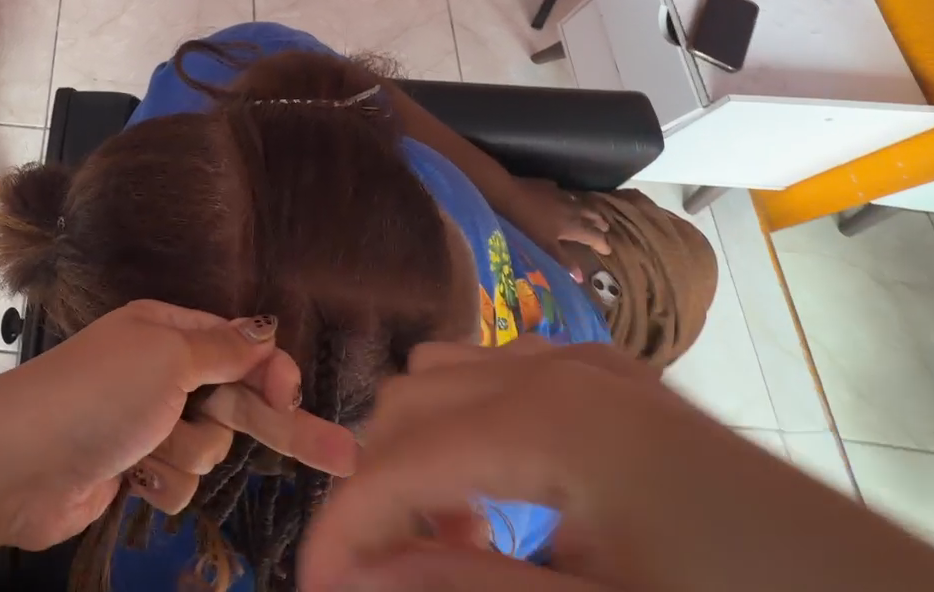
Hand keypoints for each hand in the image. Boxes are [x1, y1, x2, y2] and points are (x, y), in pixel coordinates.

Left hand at [0, 299, 357, 557]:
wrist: (20, 463)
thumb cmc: (96, 395)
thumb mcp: (166, 356)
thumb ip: (223, 347)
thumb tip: (263, 326)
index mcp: (166, 330)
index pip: (238, 345)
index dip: (269, 371)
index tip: (291, 395)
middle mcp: (159, 372)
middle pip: (237, 400)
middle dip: (281, 427)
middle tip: (343, 457)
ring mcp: (146, 423)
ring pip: (207, 448)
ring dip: (183, 453)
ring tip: (146, 447)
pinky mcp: (134, 469)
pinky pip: (178, 482)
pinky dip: (158, 481)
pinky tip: (129, 476)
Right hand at [297, 339, 933, 591]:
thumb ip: (464, 586)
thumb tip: (352, 579)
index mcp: (544, 419)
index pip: (397, 461)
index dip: (345, 527)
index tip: (316, 587)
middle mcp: (550, 366)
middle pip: (406, 403)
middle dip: (382, 487)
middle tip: (402, 572)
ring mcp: (587, 362)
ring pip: (444, 374)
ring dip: (423, 448)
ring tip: (458, 531)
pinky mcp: (617, 378)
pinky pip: (499, 371)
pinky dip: (470, 421)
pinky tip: (509, 489)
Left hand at [503, 178, 610, 262]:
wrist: (507, 193)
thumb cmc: (526, 223)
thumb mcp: (544, 244)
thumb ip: (563, 260)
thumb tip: (581, 278)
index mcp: (574, 225)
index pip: (596, 236)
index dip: (602, 244)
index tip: (607, 251)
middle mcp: (573, 209)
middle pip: (594, 216)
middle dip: (600, 224)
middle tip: (604, 229)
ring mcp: (561, 194)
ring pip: (582, 203)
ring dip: (589, 210)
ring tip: (591, 215)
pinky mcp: (548, 185)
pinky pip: (563, 192)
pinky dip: (568, 198)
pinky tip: (563, 198)